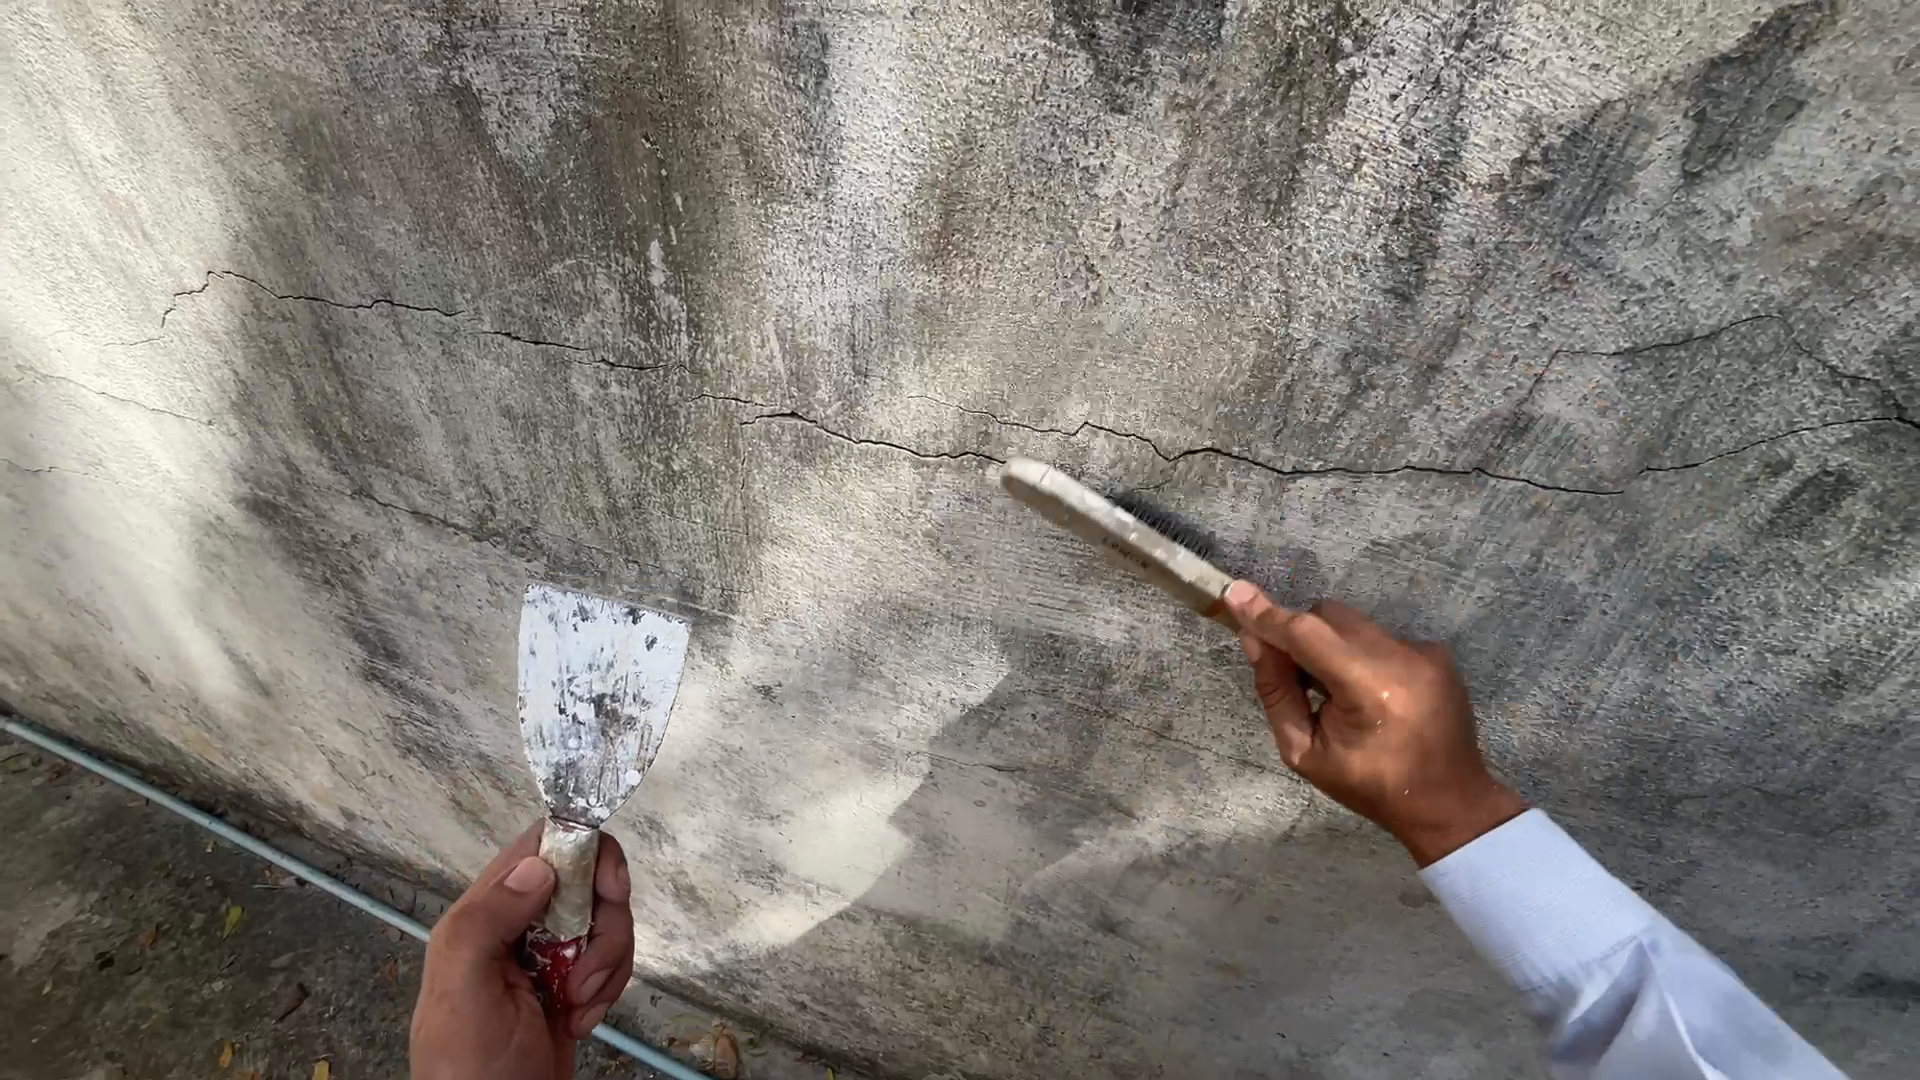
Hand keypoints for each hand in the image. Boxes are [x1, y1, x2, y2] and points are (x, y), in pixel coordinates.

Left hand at [410, 823, 634, 1079]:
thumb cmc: (470, 1069)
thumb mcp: (463, 997)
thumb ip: (485, 925)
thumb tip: (540, 865)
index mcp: (483, 915)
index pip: (542, 844)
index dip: (586, 850)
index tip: (611, 887)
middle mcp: (518, 922)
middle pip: (589, 878)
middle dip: (606, 920)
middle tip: (594, 964)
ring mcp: (549, 950)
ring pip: (608, 915)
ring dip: (610, 958)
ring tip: (583, 1003)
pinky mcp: (574, 976)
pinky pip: (614, 953)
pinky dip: (611, 982)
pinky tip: (584, 1017)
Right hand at [1224, 581, 1525, 865]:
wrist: (1450, 802)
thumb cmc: (1369, 786)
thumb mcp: (1303, 751)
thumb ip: (1275, 692)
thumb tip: (1253, 639)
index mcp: (1371, 691)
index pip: (1307, 635)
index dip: (1268, 615)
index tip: (1235, 594)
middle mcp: (1403, 659)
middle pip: (1327, 616)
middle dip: (1298, 632)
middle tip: (1291, 673)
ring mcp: (1424, 651)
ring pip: (1350, 621)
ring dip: (1327, 642)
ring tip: (1332, 688)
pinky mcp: (1435, 651)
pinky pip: (1375, 634)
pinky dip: (1356, 652)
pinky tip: (1367, 691)